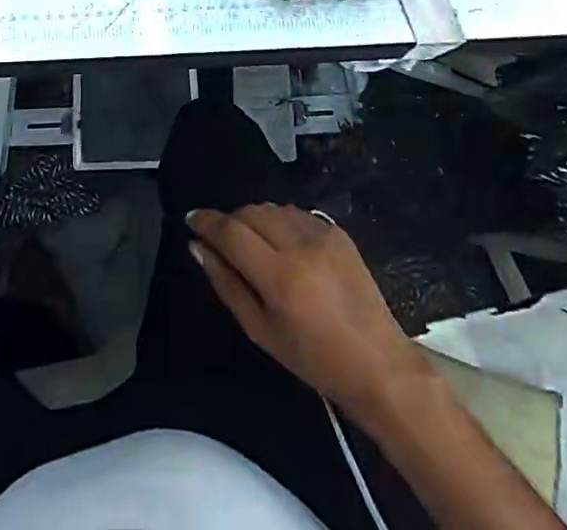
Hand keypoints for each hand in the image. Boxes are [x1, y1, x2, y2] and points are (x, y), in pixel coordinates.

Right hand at [187, 204, 433, 415]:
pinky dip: (282, 221)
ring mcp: (324, 234)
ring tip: (251, 243)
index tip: (191, 218)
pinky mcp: (340, 233)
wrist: (375, 359)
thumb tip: (198, 248)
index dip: (206, 221)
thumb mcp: (259, 330)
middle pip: (252, 211)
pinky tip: (281, 243)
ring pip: (275, 207)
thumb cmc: (312, 358)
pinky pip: (299, 213)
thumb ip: (227, 284)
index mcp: (279, 275)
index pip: (232, 231)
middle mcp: (301, 245)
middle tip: (220, 240)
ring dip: (255, 218)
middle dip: (230, 220)